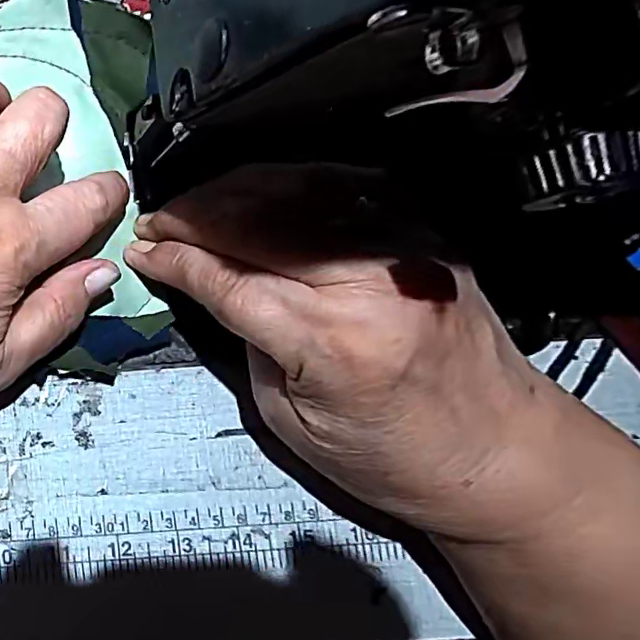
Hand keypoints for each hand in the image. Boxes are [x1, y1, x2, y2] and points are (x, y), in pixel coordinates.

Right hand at [123, 163, 624, 545]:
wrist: (502, 455)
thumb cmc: (379, 451)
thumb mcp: (281, 409)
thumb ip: (244, 337)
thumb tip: (200, 284)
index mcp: (330, 341)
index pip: (228, 278)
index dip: (174, 259)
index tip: (137, 250)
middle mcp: (375, 285)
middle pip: (262, 225)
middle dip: (194, 216)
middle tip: (152, 222)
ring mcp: (410, 255)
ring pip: (304, 195)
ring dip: (235, 193)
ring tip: (192, 204)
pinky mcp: (428, 243)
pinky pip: (348, 190)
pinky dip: (290, 184)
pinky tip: (254, 191)